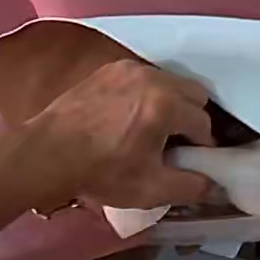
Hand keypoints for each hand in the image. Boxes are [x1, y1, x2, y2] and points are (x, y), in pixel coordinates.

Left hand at [17, 59, 215, 209]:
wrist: (47, 154)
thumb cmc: (100, 172)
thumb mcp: (151, 189)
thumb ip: (191, 187)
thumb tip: (212, 184)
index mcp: (165, 104)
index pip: (203, 122)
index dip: (202, 146)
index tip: (190, 160)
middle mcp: (151, 78)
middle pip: (193, 94)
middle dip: (192, 118)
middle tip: (175, 143)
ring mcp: (128, 69)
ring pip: (169, 82)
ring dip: (171, 104)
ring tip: (152, 130)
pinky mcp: (108, 69)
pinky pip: (143, 77)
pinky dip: (147, 94)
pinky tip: (130, 117)